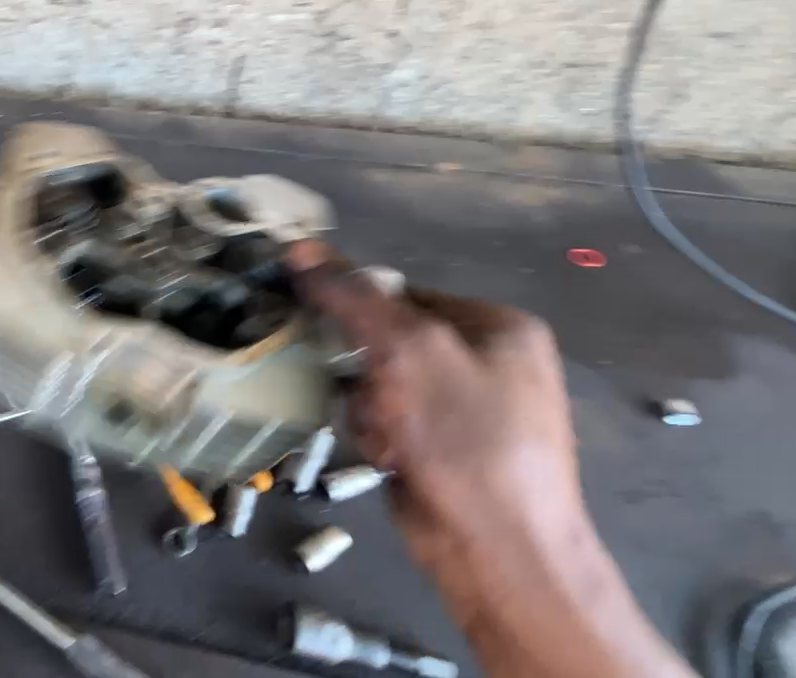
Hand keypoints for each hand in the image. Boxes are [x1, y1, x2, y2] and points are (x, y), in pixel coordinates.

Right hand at [288, 243, 692, 677]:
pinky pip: (382, 416)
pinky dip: (375, 433)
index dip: (355, 304)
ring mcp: (463, 406)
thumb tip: (297, 248)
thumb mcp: (405, 349)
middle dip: (364, 370)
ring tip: (385, 434)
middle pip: (382, 337)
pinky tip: (390, 456)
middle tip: (371, 393)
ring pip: (375, 380)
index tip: (321, 321)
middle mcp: (483, 359)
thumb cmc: (463, 436)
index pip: (398, 290)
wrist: (498, 548)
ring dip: (367, 406)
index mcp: (496, 325)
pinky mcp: (438, 444)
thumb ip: (351, 296)